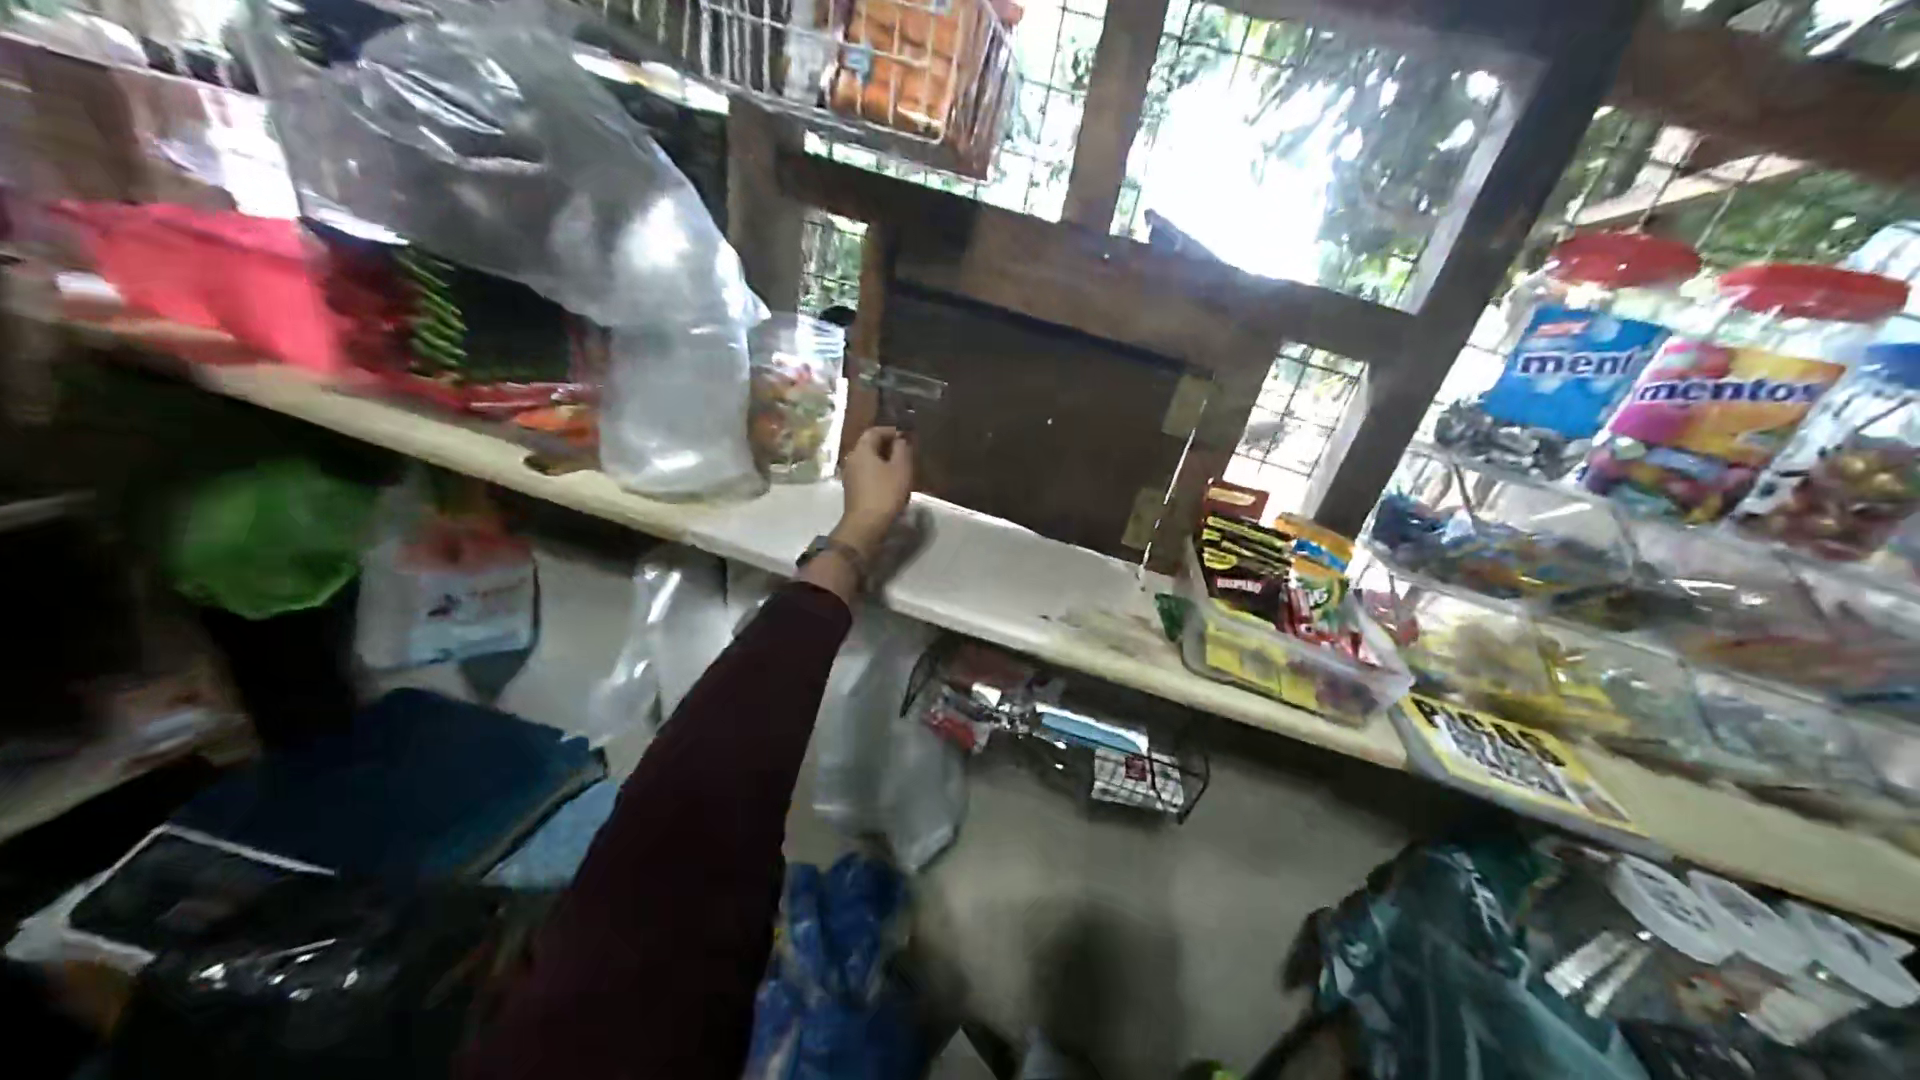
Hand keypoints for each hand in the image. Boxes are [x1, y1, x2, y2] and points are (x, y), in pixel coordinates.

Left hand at [833, 426, 913, 558]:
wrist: (866, 524)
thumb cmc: (885, 493)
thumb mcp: (901, 468)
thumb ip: (902, 449)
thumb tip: (900, 440)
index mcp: (862, 450)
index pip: (874, 431)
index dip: (890, 431)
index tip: (905, 436)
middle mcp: (852, 459)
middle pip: (869, 445)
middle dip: (886, 445)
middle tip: (904, 450)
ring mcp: (849, 475)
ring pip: (867, 460)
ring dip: (882, 460)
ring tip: (899, 466)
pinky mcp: (851, 489)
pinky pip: (865, 473)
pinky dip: (877, 472)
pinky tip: (889, 481)